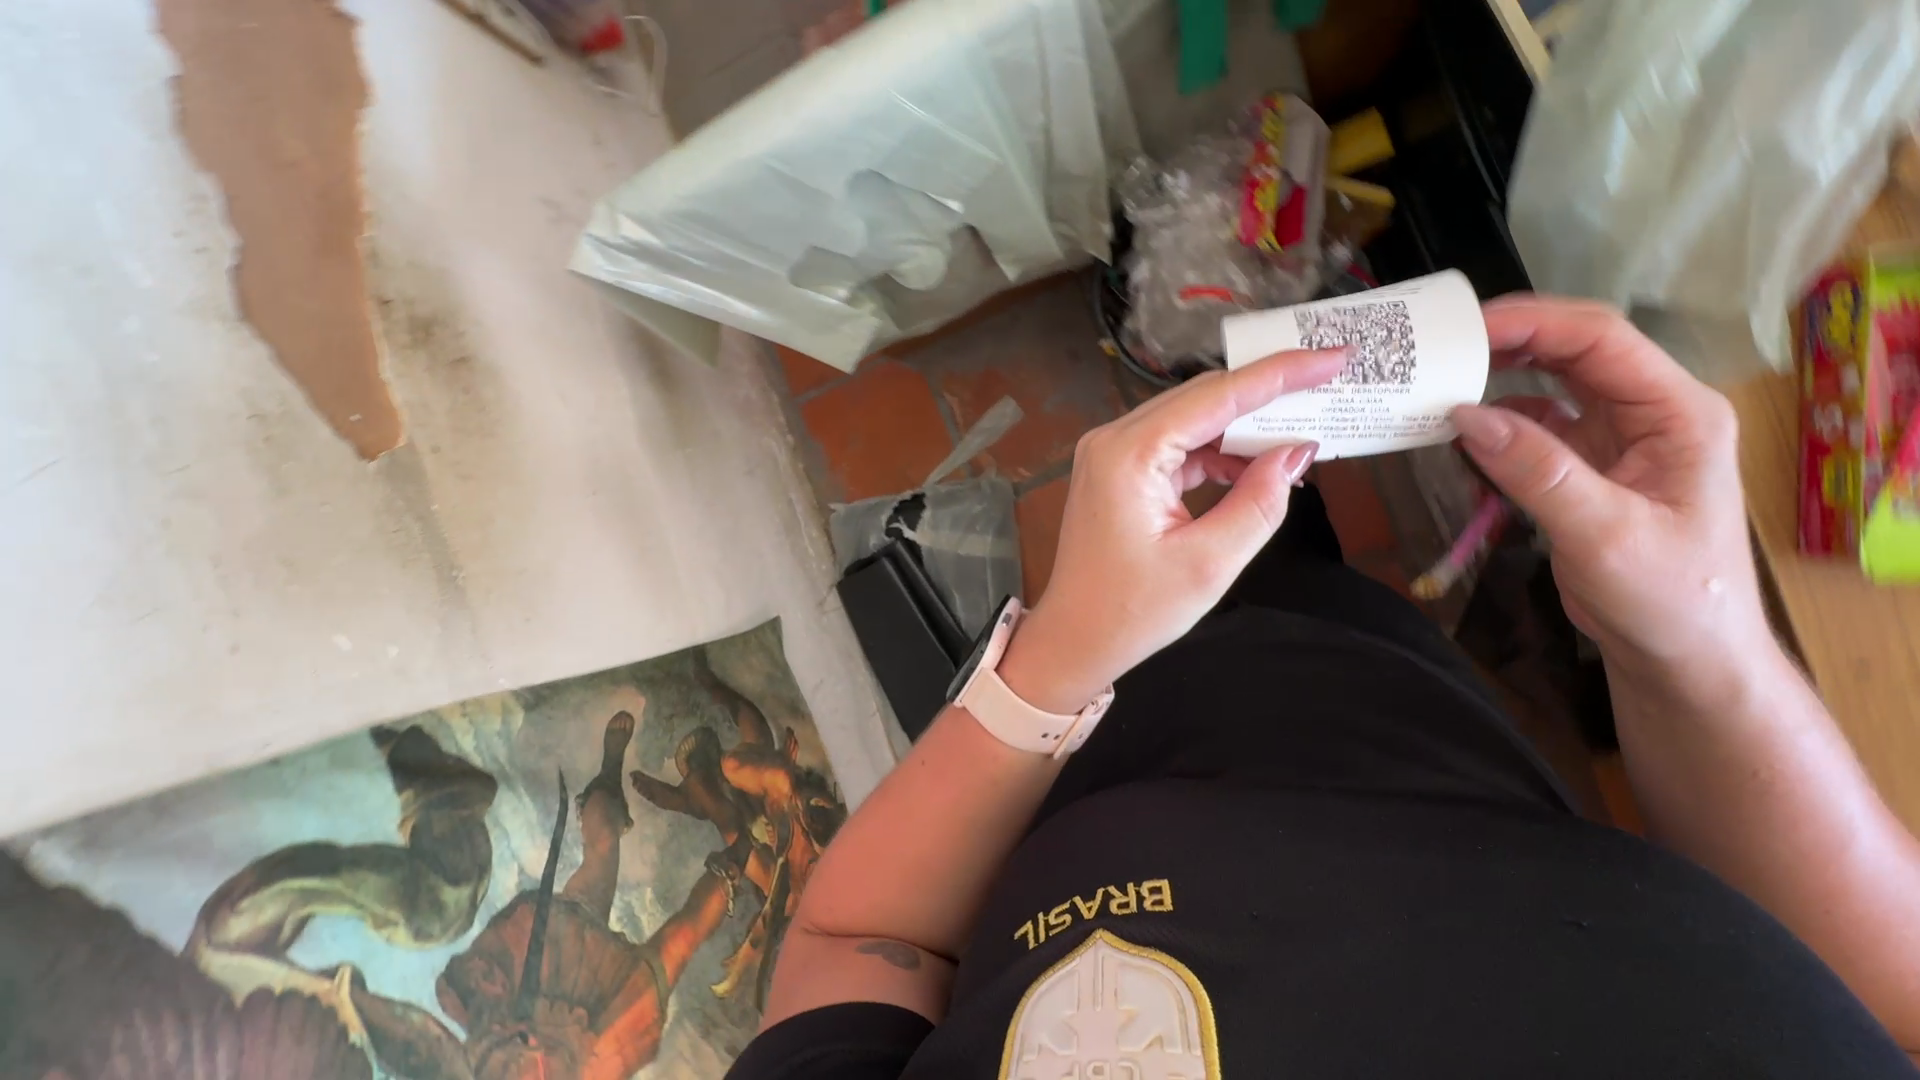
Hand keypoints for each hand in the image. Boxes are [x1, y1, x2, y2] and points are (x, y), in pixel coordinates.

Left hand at [996, 348, 1346, 713]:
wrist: (1075, 639)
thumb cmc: (1133, 611)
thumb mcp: (1209, 563)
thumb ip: (1259, 502)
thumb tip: (1298, 451)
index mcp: (1129, 454)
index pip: (1217, 397)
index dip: (1281, 373)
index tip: (1334, 356)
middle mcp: (1113, 439)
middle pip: (1202, 399)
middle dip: (1267, 395)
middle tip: (1329, 389)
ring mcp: (1111, 453)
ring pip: (1191, 420)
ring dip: (1244, 429)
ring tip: (1301, 438)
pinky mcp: (1117, 471)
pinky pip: (1177, 447)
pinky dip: (1218, 455)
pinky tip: (1255, 470)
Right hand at [1450, 296, 1772, 679]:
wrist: (1682, 652)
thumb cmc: (1666, 595)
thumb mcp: (1601, 533)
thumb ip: (1537, 471)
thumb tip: (1464, 416)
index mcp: (1677, 411)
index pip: (1601, 340)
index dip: (1532, 323)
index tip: (1463, 330)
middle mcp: (1649, 411)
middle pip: (1575, 349)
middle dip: (1510, 338)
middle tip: (1440, 346)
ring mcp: (1616, 437)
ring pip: (1552, 382)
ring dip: (1498, 375)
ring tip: (1439, 378)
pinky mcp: (1586, 465)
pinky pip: (1535, 424)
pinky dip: (1495, 422)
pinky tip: (1458, 430)